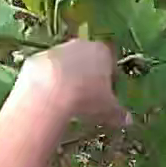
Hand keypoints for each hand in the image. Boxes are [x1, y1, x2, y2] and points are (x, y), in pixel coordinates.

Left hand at [12, 39, 128, 127]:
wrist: (48, 93)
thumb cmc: (86, 97)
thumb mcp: (108, 109)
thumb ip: (119, 113)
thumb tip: (128, 121)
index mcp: (102, 52)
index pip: (110, 63)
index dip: (109, 80)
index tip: (106, 95)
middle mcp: (80, 45)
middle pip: (87, 60)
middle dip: (87, 76)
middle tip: (86, 98)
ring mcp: (56, 50)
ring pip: (65, 64)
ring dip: (66, 78)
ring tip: (66, 101)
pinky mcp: (36, 59)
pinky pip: (46, 71)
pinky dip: (47, 82)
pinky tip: (48, 99)